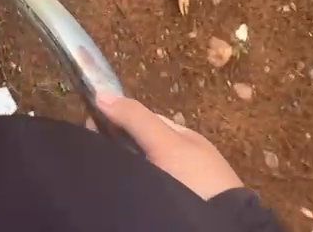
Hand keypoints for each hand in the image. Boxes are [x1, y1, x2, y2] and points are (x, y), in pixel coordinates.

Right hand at [92, 94, 244, 199]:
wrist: (221, 228)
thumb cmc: (197, 178)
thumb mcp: (165, 142)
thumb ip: (135, 117)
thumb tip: (99, 93)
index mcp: (185, 139)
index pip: (142, 120)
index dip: (116, 119)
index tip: (91, 126)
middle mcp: (184, 160)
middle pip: (141, 144)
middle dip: (118, 144)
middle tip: (96, 151)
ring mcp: (182, 185)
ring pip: (143, 167)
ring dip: (125, 166)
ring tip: (105, 171)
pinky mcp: (178, 206)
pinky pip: (148, 187)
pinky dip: (134, 184)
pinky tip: (122, 187)